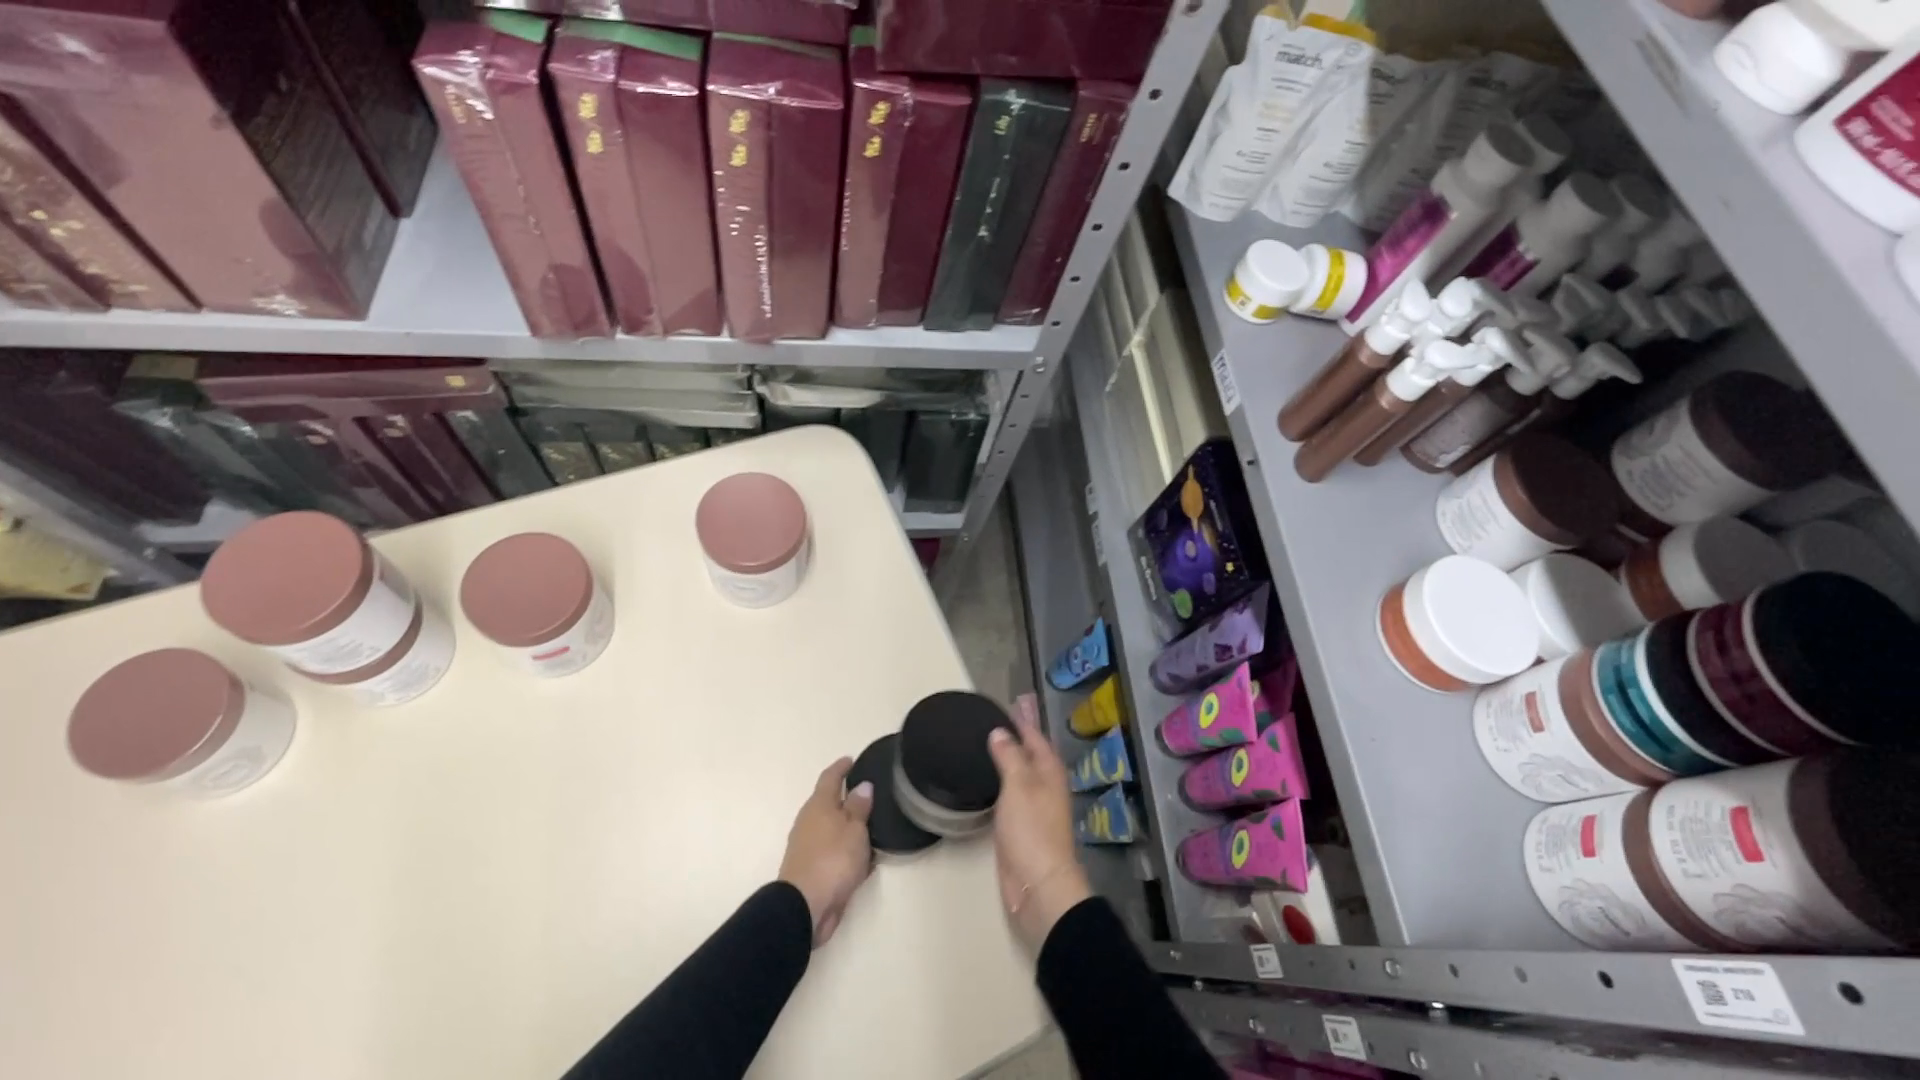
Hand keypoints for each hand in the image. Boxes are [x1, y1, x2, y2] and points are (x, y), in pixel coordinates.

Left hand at [778, 758, 874, 947]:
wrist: (806, 905)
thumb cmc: (833, 859)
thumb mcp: (854, 829)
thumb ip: (859, 807)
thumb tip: (862, 785)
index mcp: (819, 806)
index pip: (829, 778)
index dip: (841, 767)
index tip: (851, 759)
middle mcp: (810, 822)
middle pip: (829, 803)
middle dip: (847, 799)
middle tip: (871, 794)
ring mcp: (809, 846)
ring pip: (833, 829)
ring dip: (850, 828)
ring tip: (874, 827)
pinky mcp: (813, 869)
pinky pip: (835, 852)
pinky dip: (849, 851)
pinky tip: (866, 859)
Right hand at [988, 708, 1093, 951]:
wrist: (1038, 883)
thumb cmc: (1032, 830)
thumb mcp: (1019, 785)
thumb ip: (1010, 756)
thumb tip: (1000, 732)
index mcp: (1049, 772)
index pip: (1035, 737)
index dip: (1022, 721)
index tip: (1007, 704)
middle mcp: (1045, 786)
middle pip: (1029, 754)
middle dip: (1014, 737)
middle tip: (989, 721)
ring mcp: (1033, 808)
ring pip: (1019, 775)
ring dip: (1005, 760)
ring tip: (982, 746)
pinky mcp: (1020, 827)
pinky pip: (1009, 795)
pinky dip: (998, 783)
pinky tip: (982, 782)